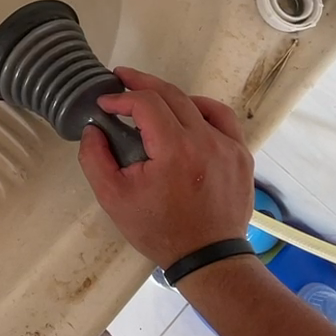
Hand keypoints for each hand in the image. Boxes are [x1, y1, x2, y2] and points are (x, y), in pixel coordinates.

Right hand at [77, 67, 254, 267]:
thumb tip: (94, 128)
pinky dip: (200, 109)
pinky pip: (222, 118)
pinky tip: (186, 114)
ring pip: (197, 103)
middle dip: (141, 83)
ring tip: (149, 96)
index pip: (146, 103)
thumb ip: (95, 158)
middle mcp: (206, 140)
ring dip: (169, 94)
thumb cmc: (157, 229)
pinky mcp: (241, 155)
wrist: (208, 258)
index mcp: (174, 150)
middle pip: (171, 95)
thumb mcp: (112, 197)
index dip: (121, 97)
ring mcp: (229, 146)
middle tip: (120, 78)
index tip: (104, 103)